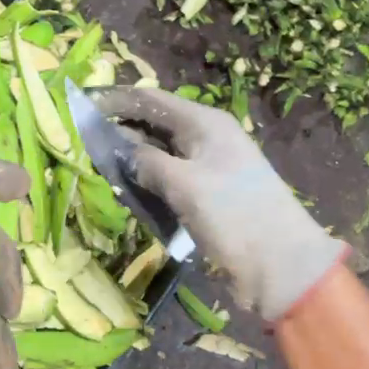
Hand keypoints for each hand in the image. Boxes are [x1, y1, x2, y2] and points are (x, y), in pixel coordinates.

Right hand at [96, 87, 346, 320]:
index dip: (117, 101)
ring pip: (162, 152)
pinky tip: (130, 192)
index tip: (83, 106)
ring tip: (102, 167)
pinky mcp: (210, 194)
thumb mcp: (184, 185)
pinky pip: (172, 177)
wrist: (285, 268)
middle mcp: (207, 137)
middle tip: (87, 141)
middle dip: (122, 130)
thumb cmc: (235, 216)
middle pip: (156, 123)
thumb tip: (121, 152)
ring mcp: (210, 166)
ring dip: (134, 159)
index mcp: (204, 123)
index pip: (152, 99)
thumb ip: (147, 162)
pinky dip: (150, 181)